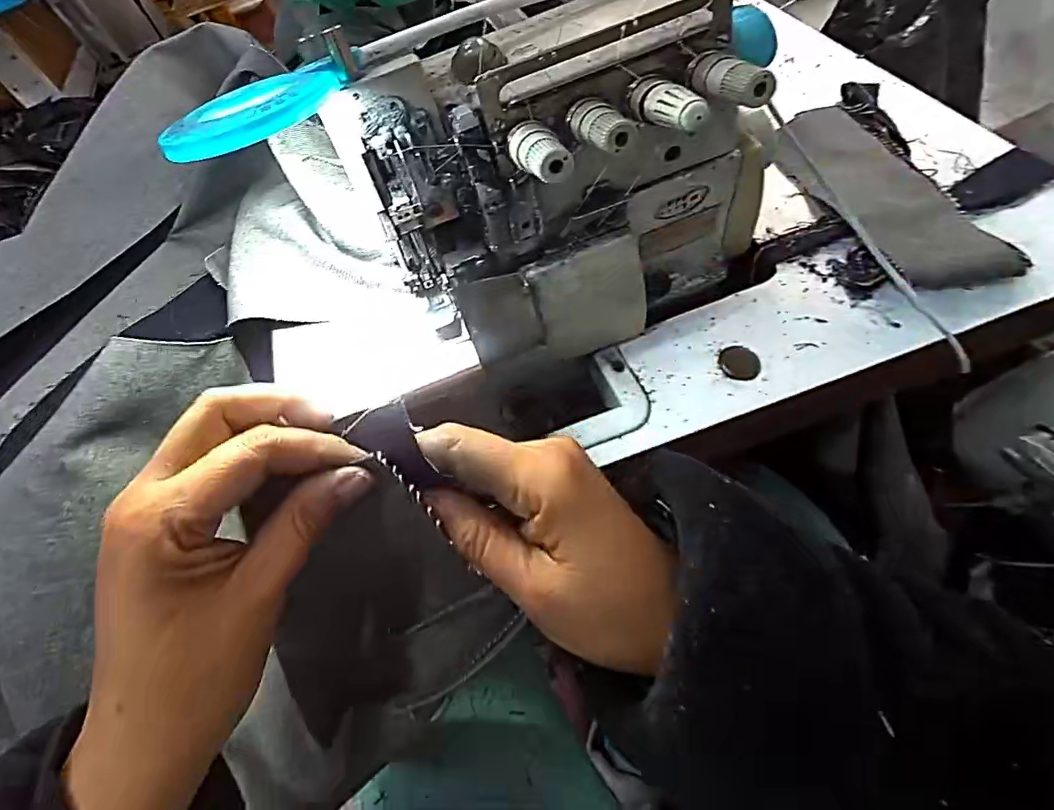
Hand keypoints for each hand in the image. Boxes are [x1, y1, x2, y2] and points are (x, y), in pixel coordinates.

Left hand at [64, 388, 372, 809]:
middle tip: (332, 423)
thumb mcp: (256, 597)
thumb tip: (355, 473)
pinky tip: (289, 463)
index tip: (357, 455)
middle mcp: (141, 494)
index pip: (247, 451)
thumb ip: (302, 523)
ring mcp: (144, 504)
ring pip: (209, 430)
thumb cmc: (193, 682)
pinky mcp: (159, 518)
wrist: (138, 748)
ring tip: (318, 436)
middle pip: (213, 414)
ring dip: (265, 423)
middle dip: (278, 407)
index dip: (309, 445)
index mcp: (158, 516)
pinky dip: (251, 451)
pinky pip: (208, 460)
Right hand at [418, 425, 677, 676]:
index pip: (460, 443)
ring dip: (463, 489)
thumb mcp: (530, 585)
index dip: (417, 453)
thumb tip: (427, 496)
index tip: (378, 470)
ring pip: (490, 461)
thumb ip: (473, 534)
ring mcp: (561, 458)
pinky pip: (511, 472)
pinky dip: (489, 494)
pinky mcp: (566, 472)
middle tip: (405, 515)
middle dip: (439, 477)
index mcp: (541, 470)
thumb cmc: (606, 610)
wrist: (675, 611)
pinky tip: (476, 524)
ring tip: (436, 525)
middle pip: (474, 449)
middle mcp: (551, 449)